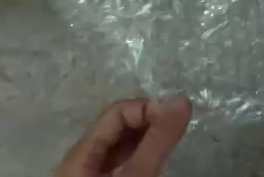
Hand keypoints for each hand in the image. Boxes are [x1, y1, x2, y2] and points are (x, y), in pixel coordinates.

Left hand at [56, 96, 192, 176]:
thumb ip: (156, 140)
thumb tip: (183, 98)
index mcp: (79, 153)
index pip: (119, 111)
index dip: (148, 108)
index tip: (176, 117)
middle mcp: (80, 162)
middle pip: (119, 128)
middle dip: (150, 124)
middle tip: (175, 132)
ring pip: (122, 148)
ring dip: (148, 141)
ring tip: (168, 147)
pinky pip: (122, 165)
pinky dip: (142, 158)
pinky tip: (155, 164)